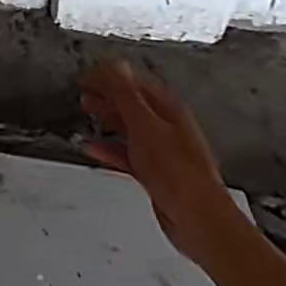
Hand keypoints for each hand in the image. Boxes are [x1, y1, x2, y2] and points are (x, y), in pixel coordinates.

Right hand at [80, 60, 244, 267]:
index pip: (134, 82)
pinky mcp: (155, 173)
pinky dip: (109, 147)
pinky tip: (96, 148)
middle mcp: (166, 126)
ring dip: (107, 117)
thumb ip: (126, 95)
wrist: (198, 220)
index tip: (89, 75)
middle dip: (107, 94)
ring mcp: (161, 150)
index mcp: (168, 108)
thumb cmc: (181, 174)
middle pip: (131, 102)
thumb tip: (115, 66)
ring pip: (129, 126)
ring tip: (89, 109)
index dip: (109, 76)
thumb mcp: (145, 126)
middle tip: (86, 89)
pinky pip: (127, 153)